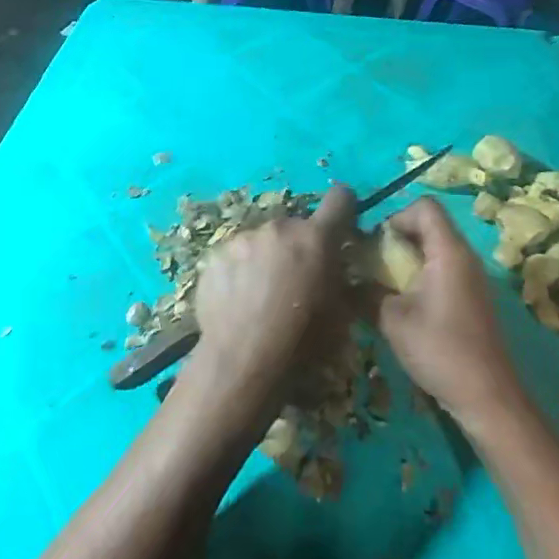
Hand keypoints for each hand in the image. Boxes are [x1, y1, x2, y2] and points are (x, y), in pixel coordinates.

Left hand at [190, 186, 357, 401]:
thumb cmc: (301, 341)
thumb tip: (338, 273)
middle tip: (294, 279)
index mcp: (316, 237)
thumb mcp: (341, 315)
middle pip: (295, 226)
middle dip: (297, 246)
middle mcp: (279, 227)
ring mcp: (242, 239)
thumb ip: (342, 282)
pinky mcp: (215, 255)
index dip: (344, 208)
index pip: (340, 199)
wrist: (242, 359)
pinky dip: (238, 271)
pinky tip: (236, 300)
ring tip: (259, 294)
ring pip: (261, 241)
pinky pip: (234, 257)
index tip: (341, 224)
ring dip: (265, 257)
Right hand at [376, 199, 526, 428]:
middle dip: (397, 238)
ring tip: (382, 283)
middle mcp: (464, 256)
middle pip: (430, 225)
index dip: (396, 216)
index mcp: (448, 251)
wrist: (486, 396)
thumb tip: (344, 280)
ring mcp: (471, 277)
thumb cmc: (439, 349)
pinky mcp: (471, 297)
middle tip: (371, 263)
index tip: (376, 244)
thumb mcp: (391, 320)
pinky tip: (403, 303)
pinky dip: (420, 275)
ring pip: (435, 249)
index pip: (425, 206)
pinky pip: (443, 269)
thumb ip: (365, 293)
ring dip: (407, 258)